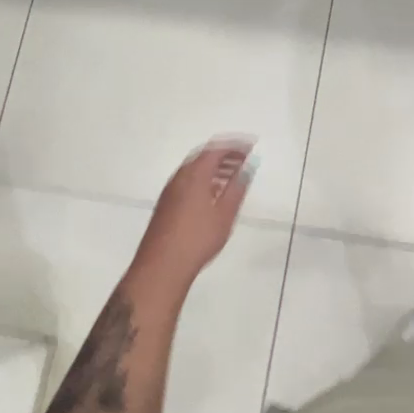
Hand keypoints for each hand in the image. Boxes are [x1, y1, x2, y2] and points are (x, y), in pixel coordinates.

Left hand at [131, 140, 256, 286]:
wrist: (162, 266)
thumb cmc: (198, 238)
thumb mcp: (225, 213)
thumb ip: (238, 187)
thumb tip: (248, 166)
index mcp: (195, 174)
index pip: (216, 149)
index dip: (235, 146)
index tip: (251, 146)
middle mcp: (180, 177)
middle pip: (203, 156)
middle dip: (225, 155)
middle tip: (244, 159)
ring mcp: (170, 191)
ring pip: (195, 170)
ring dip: (214, 168)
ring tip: (234, 176)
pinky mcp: (166, 204)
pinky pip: (188, 181)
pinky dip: (204, 179)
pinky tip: (214, 195)